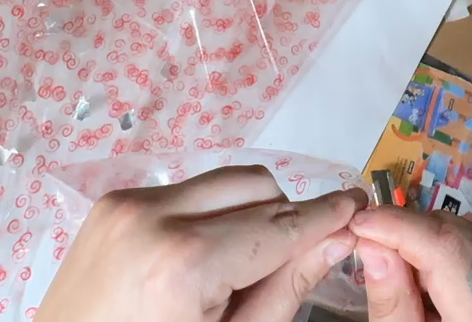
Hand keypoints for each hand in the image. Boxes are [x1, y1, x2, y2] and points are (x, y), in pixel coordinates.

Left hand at [37, 166, 364, 321]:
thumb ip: (286, 290)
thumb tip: (340, 238)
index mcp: (181, 264)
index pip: (277, 227)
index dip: (324, 216)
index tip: (359, 201)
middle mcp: (154, 215)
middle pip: (257, 188)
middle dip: (284, 218)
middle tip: (291, 259)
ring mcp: (127, 202)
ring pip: (226, 180)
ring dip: (249, 210)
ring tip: (240, 263)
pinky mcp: (112, 202)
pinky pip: (189, 189)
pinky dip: (210, 213)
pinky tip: (202, 258)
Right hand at [350, 207, 471, 321]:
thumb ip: (392, 303)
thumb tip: (372, 244)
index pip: (447, 250)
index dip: (400, 228)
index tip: (359, 220)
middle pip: (460, 237)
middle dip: (411, 231)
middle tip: (370, 240)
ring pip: (470, 235)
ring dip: (427, 238)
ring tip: (393, 259)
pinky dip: (448, 249)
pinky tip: (424, 272)